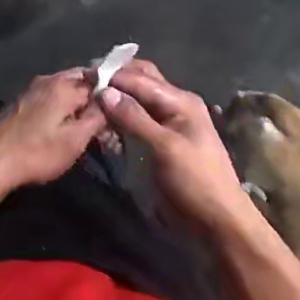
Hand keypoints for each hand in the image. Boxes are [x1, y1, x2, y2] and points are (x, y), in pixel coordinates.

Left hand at [0, 71, 107, 198]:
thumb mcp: (75, 140)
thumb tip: (111, 100)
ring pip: (66, 89)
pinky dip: (65, 107)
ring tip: (93, 128)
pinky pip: (52, 97)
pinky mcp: (23, 102)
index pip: (99, 80)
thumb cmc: (37, 152)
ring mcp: (32, 89)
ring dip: (81, 103)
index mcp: (62, 85)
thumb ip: (96, 117)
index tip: (124, 113)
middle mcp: (47, 80)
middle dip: (98, 98)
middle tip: (111, 122)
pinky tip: (69, 126)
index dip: (114, 96)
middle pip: (81, 80)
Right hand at [100, 60, 260, 237]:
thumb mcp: (164, 148)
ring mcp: (168, 122)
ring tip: (88, 98)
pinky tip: (102, 116)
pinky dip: (119, 113)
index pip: (139, 78)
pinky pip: (136, 116)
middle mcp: (174, 104)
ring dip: (115, 96)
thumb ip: (134, 117)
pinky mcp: (160, 139)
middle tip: (85, 84)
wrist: (218, 223)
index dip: (111, 76)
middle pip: (140, 81)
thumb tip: (104, 91)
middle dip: (114, 79)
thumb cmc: (195, 182)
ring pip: (136, 98)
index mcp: (180, 101)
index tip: (82, 77)